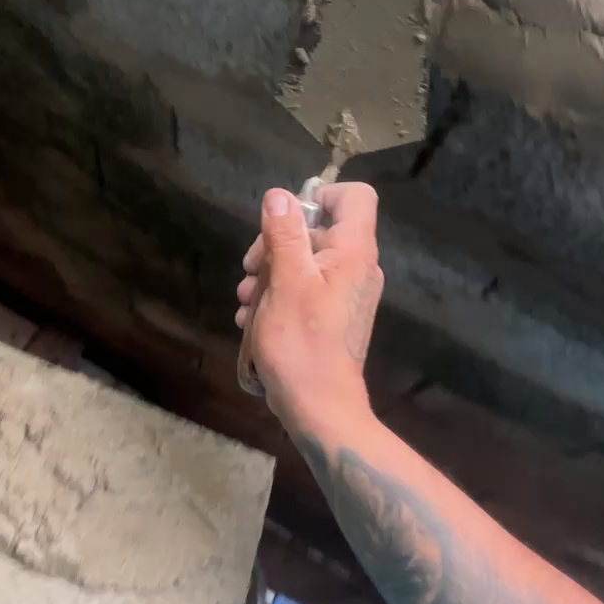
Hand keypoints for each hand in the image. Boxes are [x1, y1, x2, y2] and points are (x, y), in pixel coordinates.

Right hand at [235, 182, 384, 432]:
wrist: (320, 408)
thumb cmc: (302, 342)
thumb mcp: (286, 281)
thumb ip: (284, 234)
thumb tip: (280, 195)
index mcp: (354, 252)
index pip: (355, 197)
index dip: (321, 196)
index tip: (285, 219)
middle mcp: (358, 267)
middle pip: (320, 229)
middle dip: (278, 242)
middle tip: (250, 269)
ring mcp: (347, 293)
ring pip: (307, 261)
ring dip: (271, 272)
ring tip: (244, 299)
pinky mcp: (333, 315)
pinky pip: (307, 287)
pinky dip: (279, 294)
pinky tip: (252, 316)